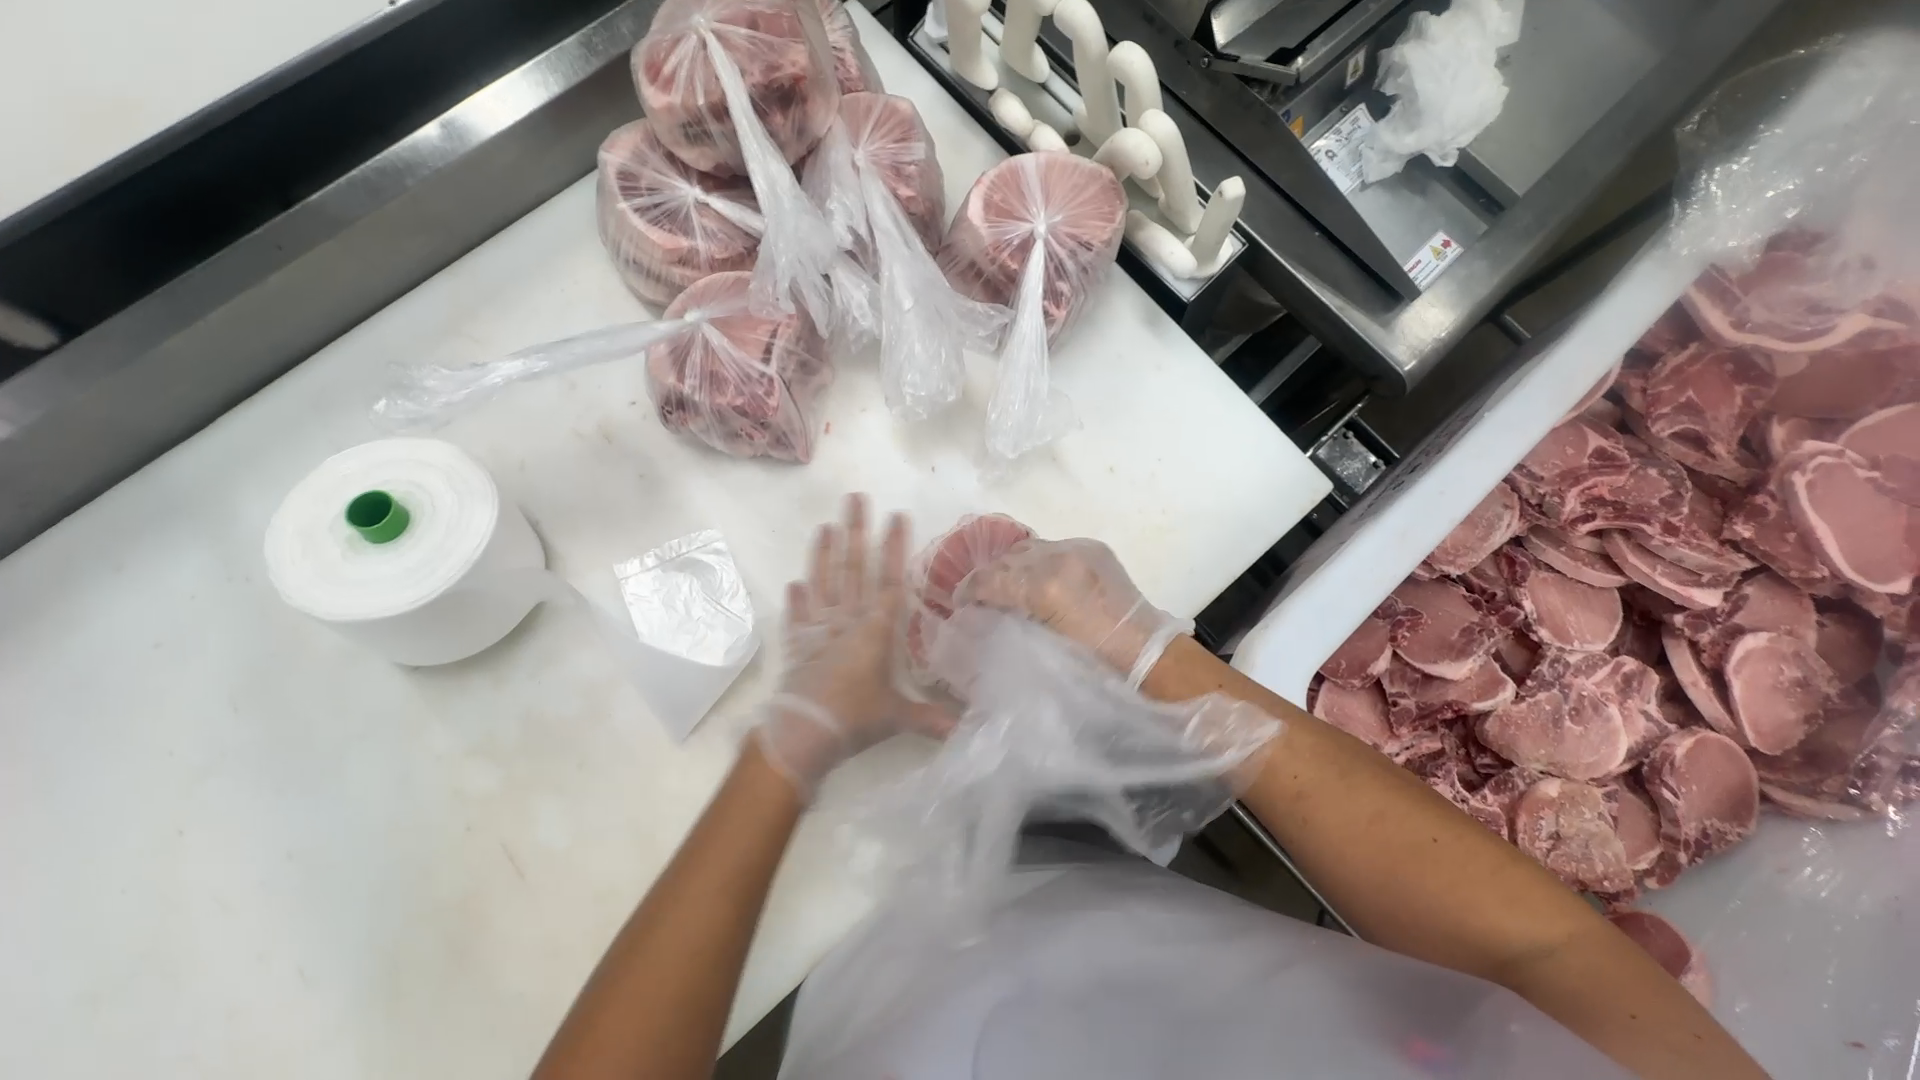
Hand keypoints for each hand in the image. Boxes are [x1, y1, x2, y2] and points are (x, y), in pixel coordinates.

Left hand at [754, 495, 955, 796]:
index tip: (897, 515)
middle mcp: (846, 621)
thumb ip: (931, 718)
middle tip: (855, 499)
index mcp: (875, 632)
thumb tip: (966, 728)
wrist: (802, 734)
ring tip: (825, 526)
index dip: (894, 547)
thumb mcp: (898, 718)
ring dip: (823, 554)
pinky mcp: (796, 646)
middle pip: (852, 569)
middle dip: (856, 532)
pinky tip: (794, 584)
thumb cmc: (854, 719)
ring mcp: (817, 630)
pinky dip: (796, 600)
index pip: (889, 581)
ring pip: (822, 583)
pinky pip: (796, 617)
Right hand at [955, 538, 1189, 686]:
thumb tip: (985, 612)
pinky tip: (1035, 581)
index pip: (990, 578)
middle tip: (978, 599)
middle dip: (988, 578)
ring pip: (1027, 548)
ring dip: (1012, 568)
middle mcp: (1060, 557)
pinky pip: (1052, 547)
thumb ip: (1009, 620)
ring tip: (1006, 589)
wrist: (1147, 656)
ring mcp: (1079, 549)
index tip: (960, 605)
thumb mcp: (1040, 647)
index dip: (969, 592)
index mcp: (1045, 587)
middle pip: (1006, 559)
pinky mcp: (1093, 548)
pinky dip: (1037, 562)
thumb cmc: (1092, 666)